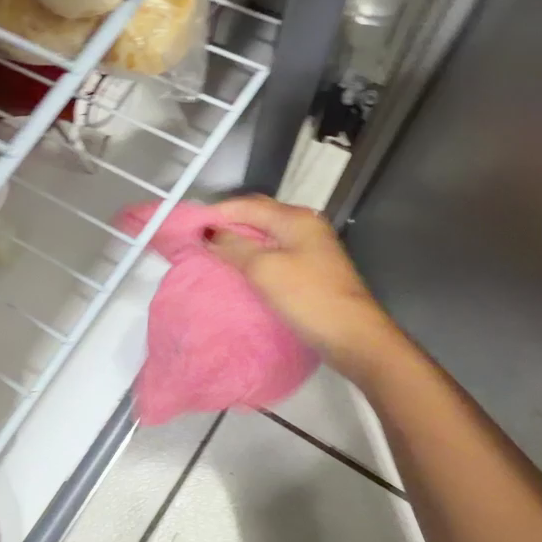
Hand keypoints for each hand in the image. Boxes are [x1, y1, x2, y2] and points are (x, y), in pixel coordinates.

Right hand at [202, 195, 387, 357]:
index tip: (188, 227)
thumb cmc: (308, 298)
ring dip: (240, 240)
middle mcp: (306, 226)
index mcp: (296, 218)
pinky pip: (275, 253)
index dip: (216, 212)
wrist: (353, 336)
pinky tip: (239, 269)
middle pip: (259, 215)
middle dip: (228, 223)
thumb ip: (235, 247)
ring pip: (267, 235)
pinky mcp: (312, 270)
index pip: (248, 205)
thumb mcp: (265, 269)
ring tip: (213, 253)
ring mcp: (311, 248)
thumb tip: (209, 232)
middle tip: (198, 239)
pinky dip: (254, 256)